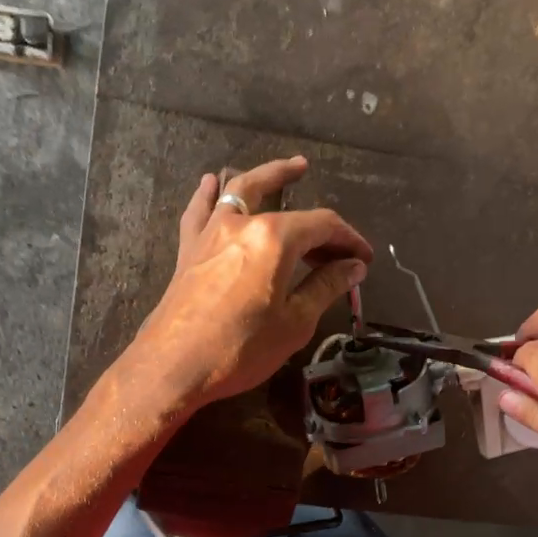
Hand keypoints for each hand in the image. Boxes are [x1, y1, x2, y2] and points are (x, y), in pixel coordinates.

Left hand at [113, 156, 372, 410]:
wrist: (173, 367)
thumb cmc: (241, 349)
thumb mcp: (295, 323)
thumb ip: (325, 287)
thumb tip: (353, 267)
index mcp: (274, 238)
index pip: (322, 225)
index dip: (348, 239)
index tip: (364, 259)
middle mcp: (240, 223)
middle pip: (273, 194)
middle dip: (292, 181)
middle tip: (307, 169)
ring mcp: (209, 235)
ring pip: (234, 192)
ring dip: (256, 177)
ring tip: (270, 169)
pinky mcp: (187, 252)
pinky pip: (199, 213)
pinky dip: (207, 195)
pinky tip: (210, 183)